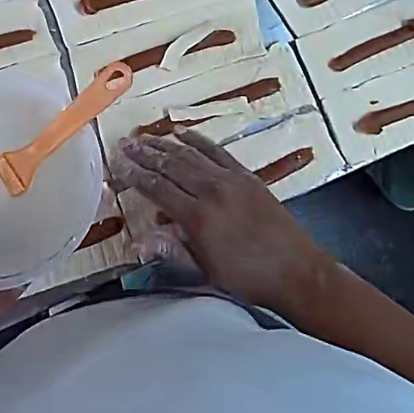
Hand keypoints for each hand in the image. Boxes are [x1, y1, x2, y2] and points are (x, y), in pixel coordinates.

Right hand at [111, 130, 335, 312]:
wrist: (295, 270)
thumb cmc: (247, 278)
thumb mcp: (205, 272)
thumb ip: (171, 252)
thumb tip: (137, 243)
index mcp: (198, 218)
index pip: (157, 189)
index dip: (135, 176)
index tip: (118, 165)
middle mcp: (212, 192)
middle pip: (170, 166)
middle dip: (145, 155)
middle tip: (125, 145)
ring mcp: (231, 180)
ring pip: (191, 155)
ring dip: (165, 144)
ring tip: (145, 137)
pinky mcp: (247, 176)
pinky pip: (217, 151)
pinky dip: (198, 141)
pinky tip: (183, 134)